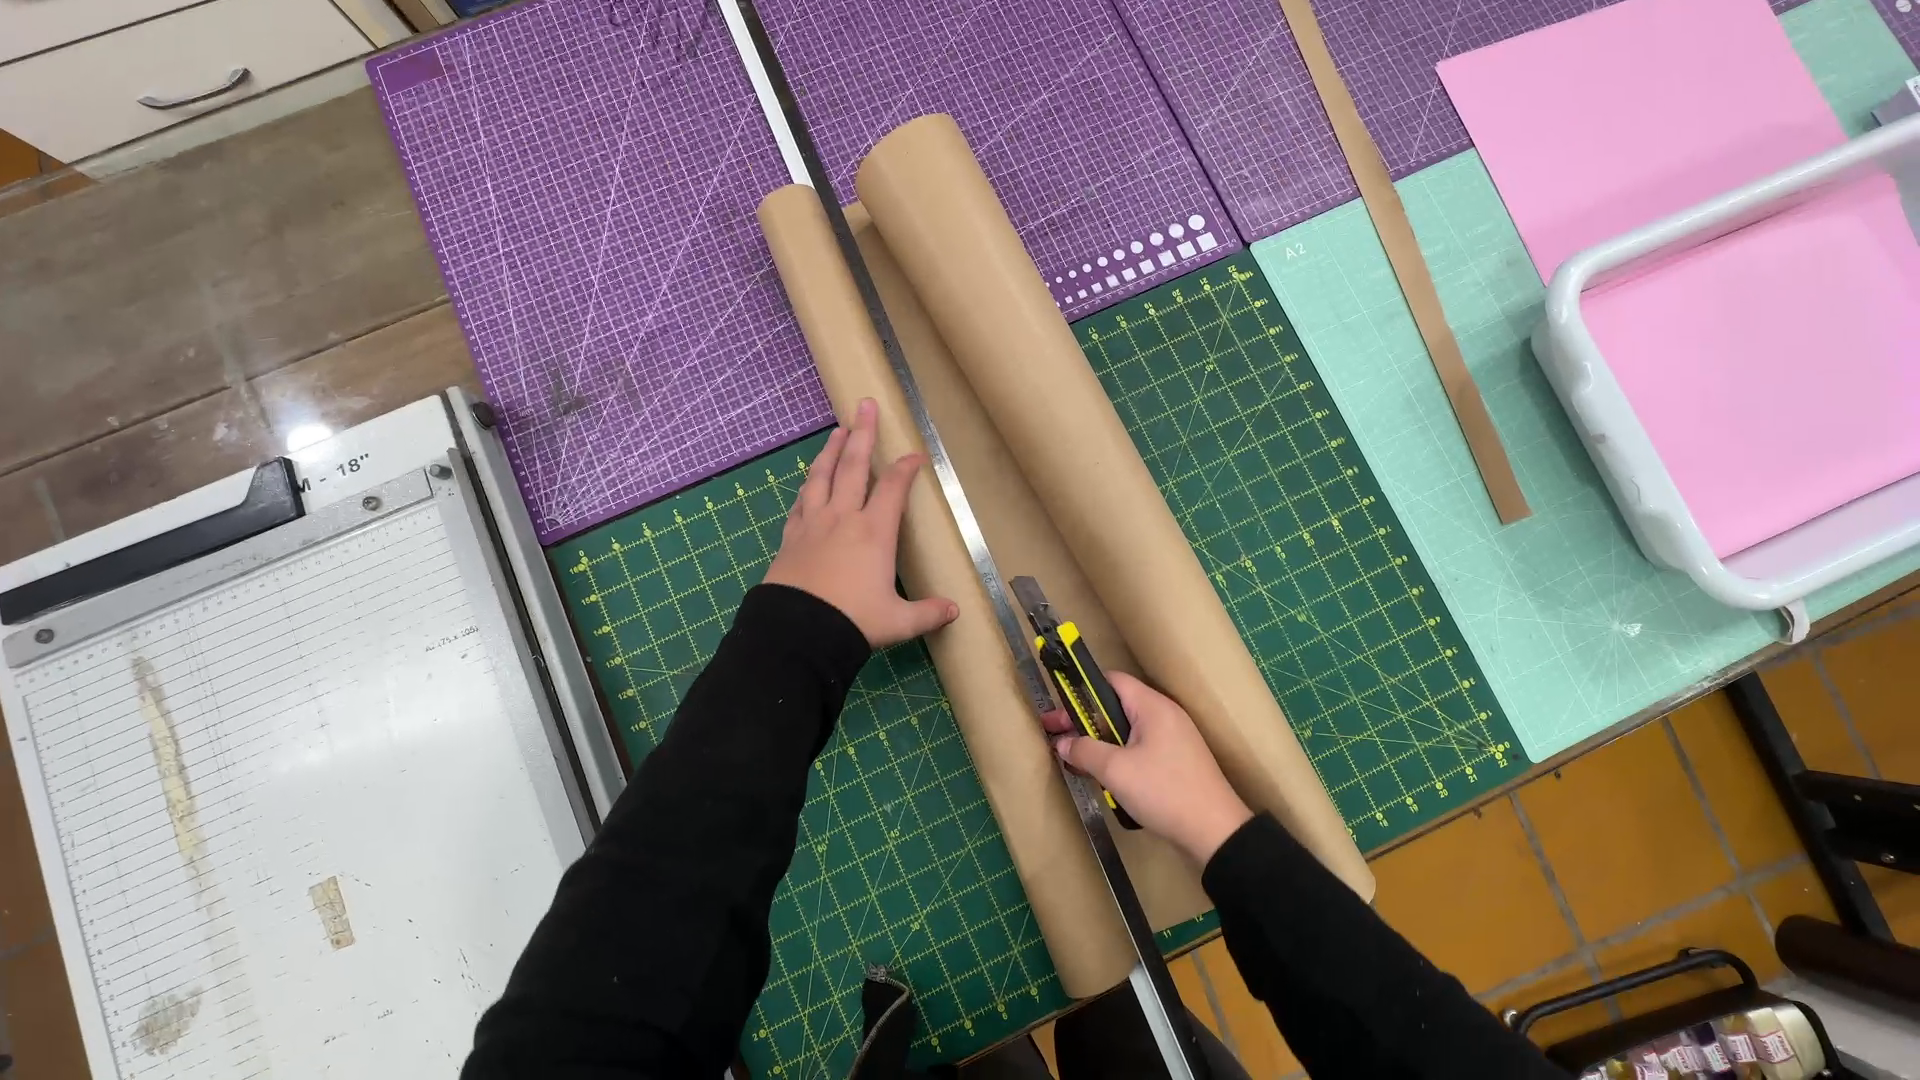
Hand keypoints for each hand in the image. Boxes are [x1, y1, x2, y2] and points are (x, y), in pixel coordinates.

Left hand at [765, 398, 958, 648]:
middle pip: (854, 467)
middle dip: (863, 434)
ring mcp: (813, 525)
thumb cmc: (853, 622)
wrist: (797, 632)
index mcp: (874, 533)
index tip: (915, 456)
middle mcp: (843, 519)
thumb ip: (926, 613)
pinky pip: (800, 503)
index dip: (906, 469)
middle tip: (865, 406)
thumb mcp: (897, 622)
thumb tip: (954, 611)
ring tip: (837, 432)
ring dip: (831, 451)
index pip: (894, 489)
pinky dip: (807, 487)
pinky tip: (808, 482)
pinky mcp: (790, 538)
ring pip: (822, 476)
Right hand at [1046, 672, 1252, 864]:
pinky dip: (1118, 756)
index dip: (1082, 690)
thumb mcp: (1115, 770)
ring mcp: (1173, 739)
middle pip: (1116, 706)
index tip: (1059, 710)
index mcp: (1152, 706)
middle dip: (1085, 720)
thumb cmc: (1164, 791)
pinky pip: (1140, 748)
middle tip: (1057, 736)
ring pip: (1127, 730)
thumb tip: (1063, 743)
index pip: (1111, 680)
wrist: (1215, 833)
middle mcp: (1164, 715)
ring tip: (1075, 759)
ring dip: (1100, 742)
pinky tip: (1104, 776)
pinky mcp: (1177, 762)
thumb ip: (1085, 751)